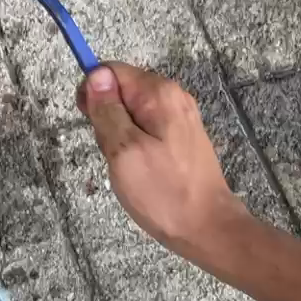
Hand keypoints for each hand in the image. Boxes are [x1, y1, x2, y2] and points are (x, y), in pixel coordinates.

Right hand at [76, 62, 248, 259]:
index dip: (92, 93)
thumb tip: (95, 75)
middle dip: (105, 116)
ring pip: (130, 110)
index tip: (93, 125)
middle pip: (121, 90)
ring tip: (126, 163)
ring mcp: (179, 116)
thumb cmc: (163, 192)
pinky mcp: (181, 135)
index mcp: (159, 94)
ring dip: (117, 133)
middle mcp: (173, 96)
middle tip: (113, 151)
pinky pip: (144, 126)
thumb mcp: (122, 150)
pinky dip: (133, 142)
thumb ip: (107, 110)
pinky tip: (138, 167)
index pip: (111, 71)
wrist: (208, 229)